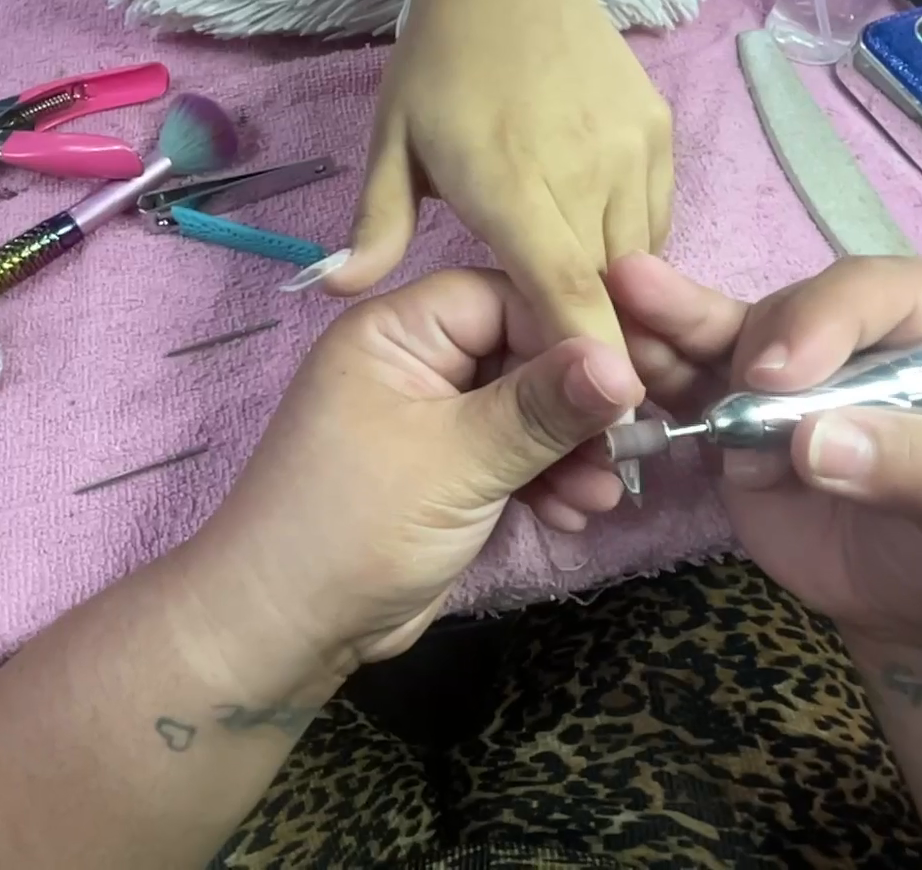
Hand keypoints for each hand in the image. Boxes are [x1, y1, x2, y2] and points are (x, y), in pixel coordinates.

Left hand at [195, 270, 643, 667]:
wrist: (288, 625)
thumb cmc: (357, 523)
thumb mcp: (455, 458)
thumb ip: (541, 408)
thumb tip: (625, 363)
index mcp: (395, 331)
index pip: (501, 297)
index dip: (569, 328)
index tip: (633, 374)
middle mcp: (413, 362)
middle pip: (518, 354)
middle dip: (574, 404)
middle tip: (630, 442)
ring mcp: (430, 419)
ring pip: (521, 411)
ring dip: (566, 451)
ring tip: (604, 491)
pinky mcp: (444, 469)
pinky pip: (508, 456)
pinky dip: (543, 480)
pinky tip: (574, 512)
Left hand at [321, 0, 673, 359]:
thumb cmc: (439, 63)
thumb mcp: (390, 144)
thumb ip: (375, 227)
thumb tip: (333, 290)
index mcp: (509, 185)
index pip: (565, 291)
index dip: (587, 358)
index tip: (601, 414)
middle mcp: (584, 174)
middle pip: (613, 292)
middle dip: (605, 350)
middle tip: (584, 395)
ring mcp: (632, 152)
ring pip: (642, 262)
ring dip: (620, 304)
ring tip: (589, 333)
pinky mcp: (659, 136)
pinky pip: (655, 224)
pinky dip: (632, 258)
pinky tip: (598, 259)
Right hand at [577, 254, 921, 666]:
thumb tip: (812, 442)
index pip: (876, 293)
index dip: (821, 319)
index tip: (774, 378)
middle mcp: (848, 341)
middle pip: (779, 310)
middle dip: (726, 326)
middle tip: (681, 346)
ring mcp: (780, 378)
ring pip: (717, 339)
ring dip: (662, 324)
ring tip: (615, 293)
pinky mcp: (730, 416)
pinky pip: (683, 389)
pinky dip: (646, 376)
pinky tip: (605, 355)